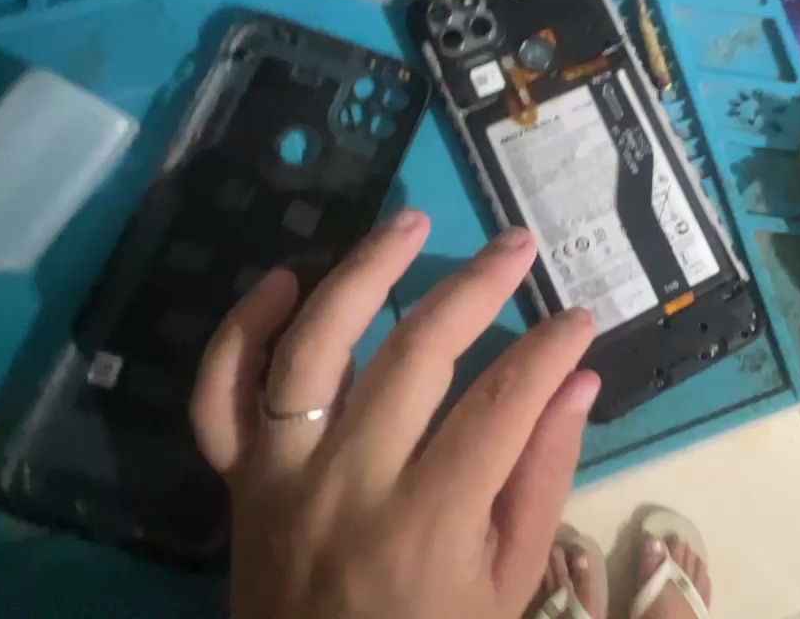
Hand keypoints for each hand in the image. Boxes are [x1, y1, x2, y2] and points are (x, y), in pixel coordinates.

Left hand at [191, 210, 599, 618]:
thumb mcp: (511, 577)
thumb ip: (545, 472)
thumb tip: (580, 376)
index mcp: (427, 527)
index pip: (503, 404)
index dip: (548, 349)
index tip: (578, 317)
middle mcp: (346, 489)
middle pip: (415, 356)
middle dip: (478, 286)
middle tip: (518, 245)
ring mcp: (279, 478)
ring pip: (312, 349)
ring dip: (364, 271)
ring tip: (410, 221)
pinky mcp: (237, 480)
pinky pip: (219, 395)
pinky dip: (241, 330)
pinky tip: (285, 278)